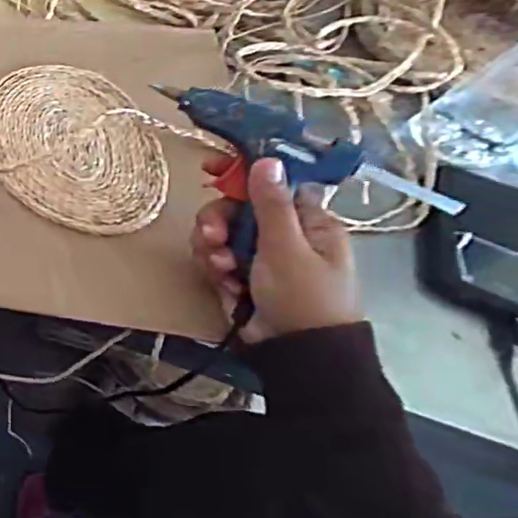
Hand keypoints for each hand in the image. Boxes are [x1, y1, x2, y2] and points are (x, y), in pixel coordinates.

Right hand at [191, 157, 358, 343]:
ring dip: (214, 247)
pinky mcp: (239, 276)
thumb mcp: (287, 248)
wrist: (298, 358)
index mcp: (307, 223)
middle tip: (214, 235)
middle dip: (220, 220)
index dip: (243, 173)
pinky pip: (214, 257)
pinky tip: (225, 284)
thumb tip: (267, 159)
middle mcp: (282, 235)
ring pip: (220, 231)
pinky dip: (214, 267)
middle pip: (237, 207)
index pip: (273, 183)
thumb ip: (271, 204)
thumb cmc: (304, 298)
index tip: (210, 169)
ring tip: (222, 269)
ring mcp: (260, 256)